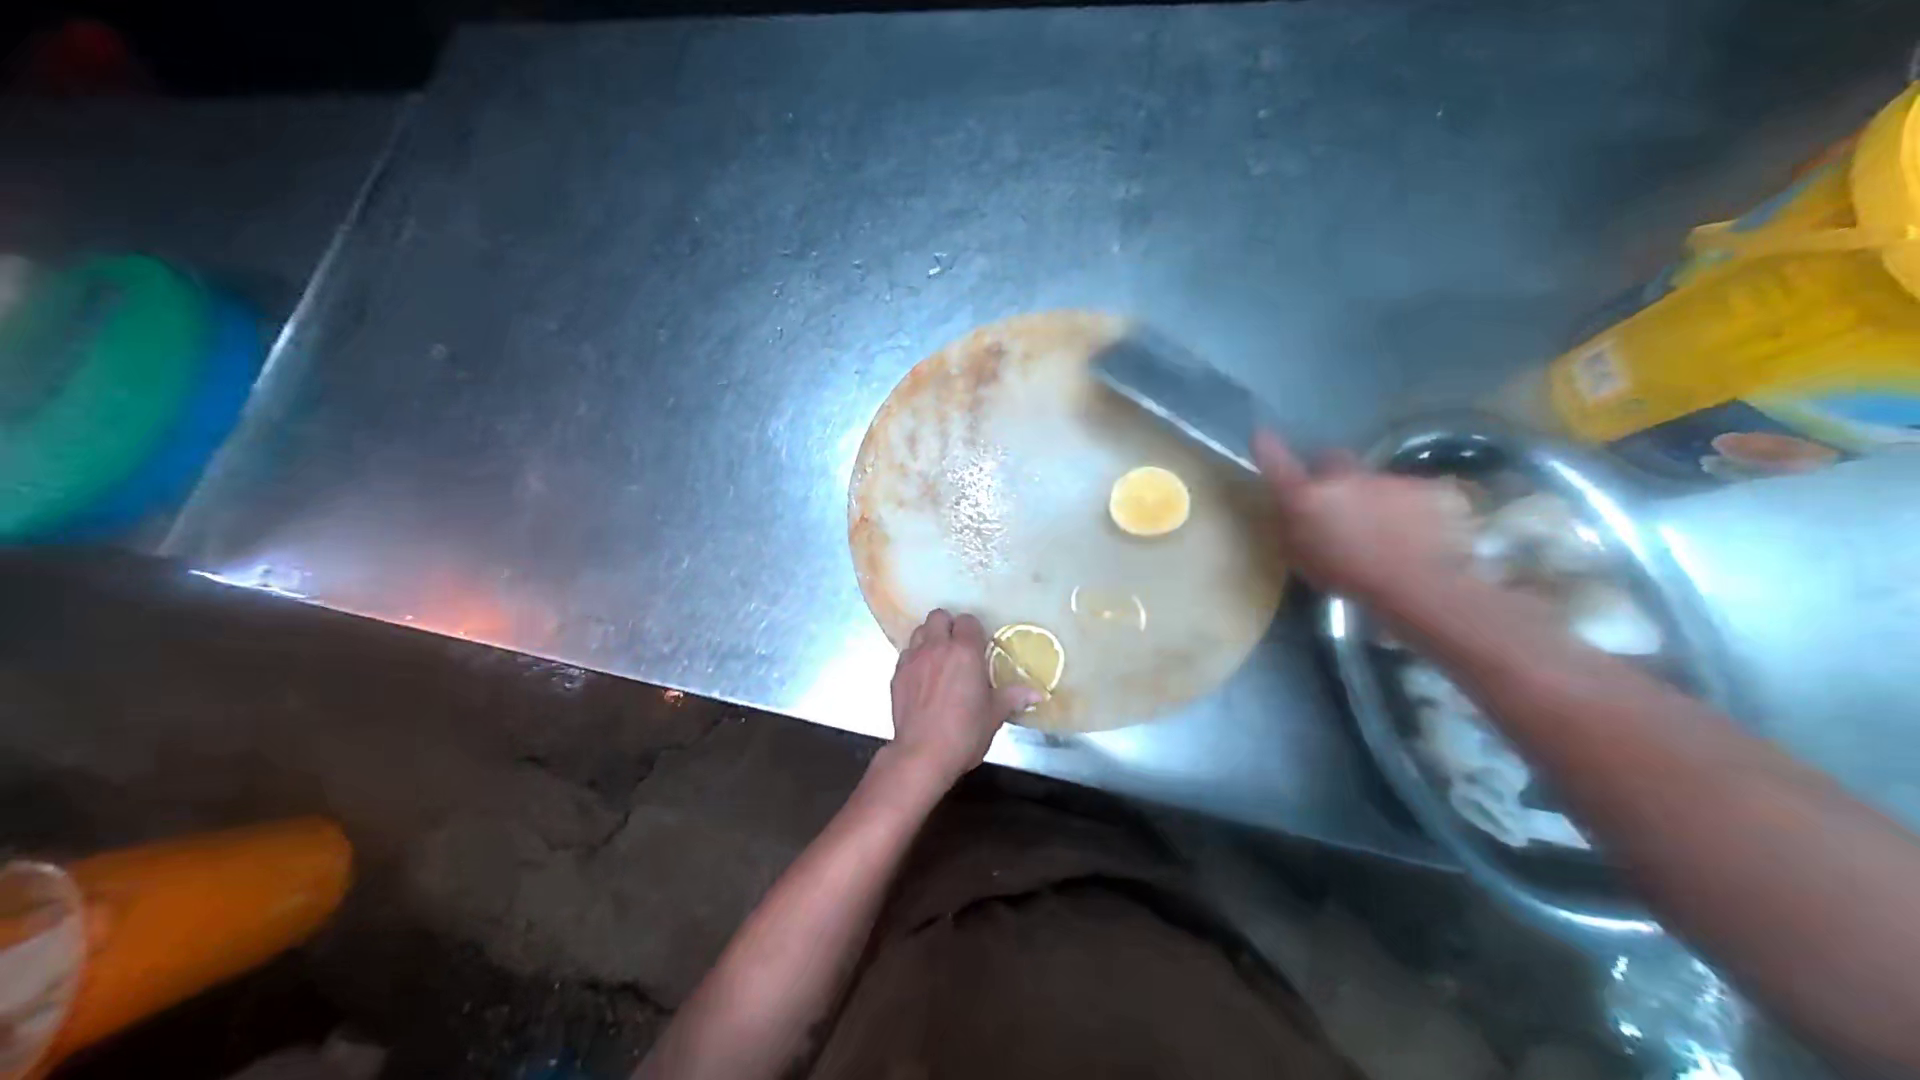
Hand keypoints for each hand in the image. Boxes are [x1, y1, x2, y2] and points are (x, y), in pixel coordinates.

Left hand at [886, 609, 1042, 787]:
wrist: (922, 754)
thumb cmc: (964, 732)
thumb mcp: (994, 715)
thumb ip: (1013, 697)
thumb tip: (1037, 693)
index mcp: (964, 651)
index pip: (968, 620)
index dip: (974, 630)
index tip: (979, 647)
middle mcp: (936, 647)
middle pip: (938, 616)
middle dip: (948, 626)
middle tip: (957, 647)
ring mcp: (913, 659)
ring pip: (919, 631)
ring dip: (929, 638)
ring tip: (938, 659)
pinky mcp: (896, 675)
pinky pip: (906, 654)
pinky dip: (915, 658)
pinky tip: (922, 678)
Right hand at [1253, 432, 1476, 606]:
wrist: (1420, 584)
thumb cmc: (1350, 578)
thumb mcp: (1304, 561)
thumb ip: (1293, 528)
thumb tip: (1289, 511)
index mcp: (1307, 498)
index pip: (1277, 462)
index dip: (1267, 446)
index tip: (1261, 434)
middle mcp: (1343, 477)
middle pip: (1330, 459)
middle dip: (1327, 472)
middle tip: (1332, 498)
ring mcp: (1386, 478)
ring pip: (1369, 478)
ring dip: (1367, 494)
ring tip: (1378, 527)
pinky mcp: (1423, 486)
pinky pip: (1405, 491)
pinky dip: (1402, 505)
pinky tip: (1408, 531)